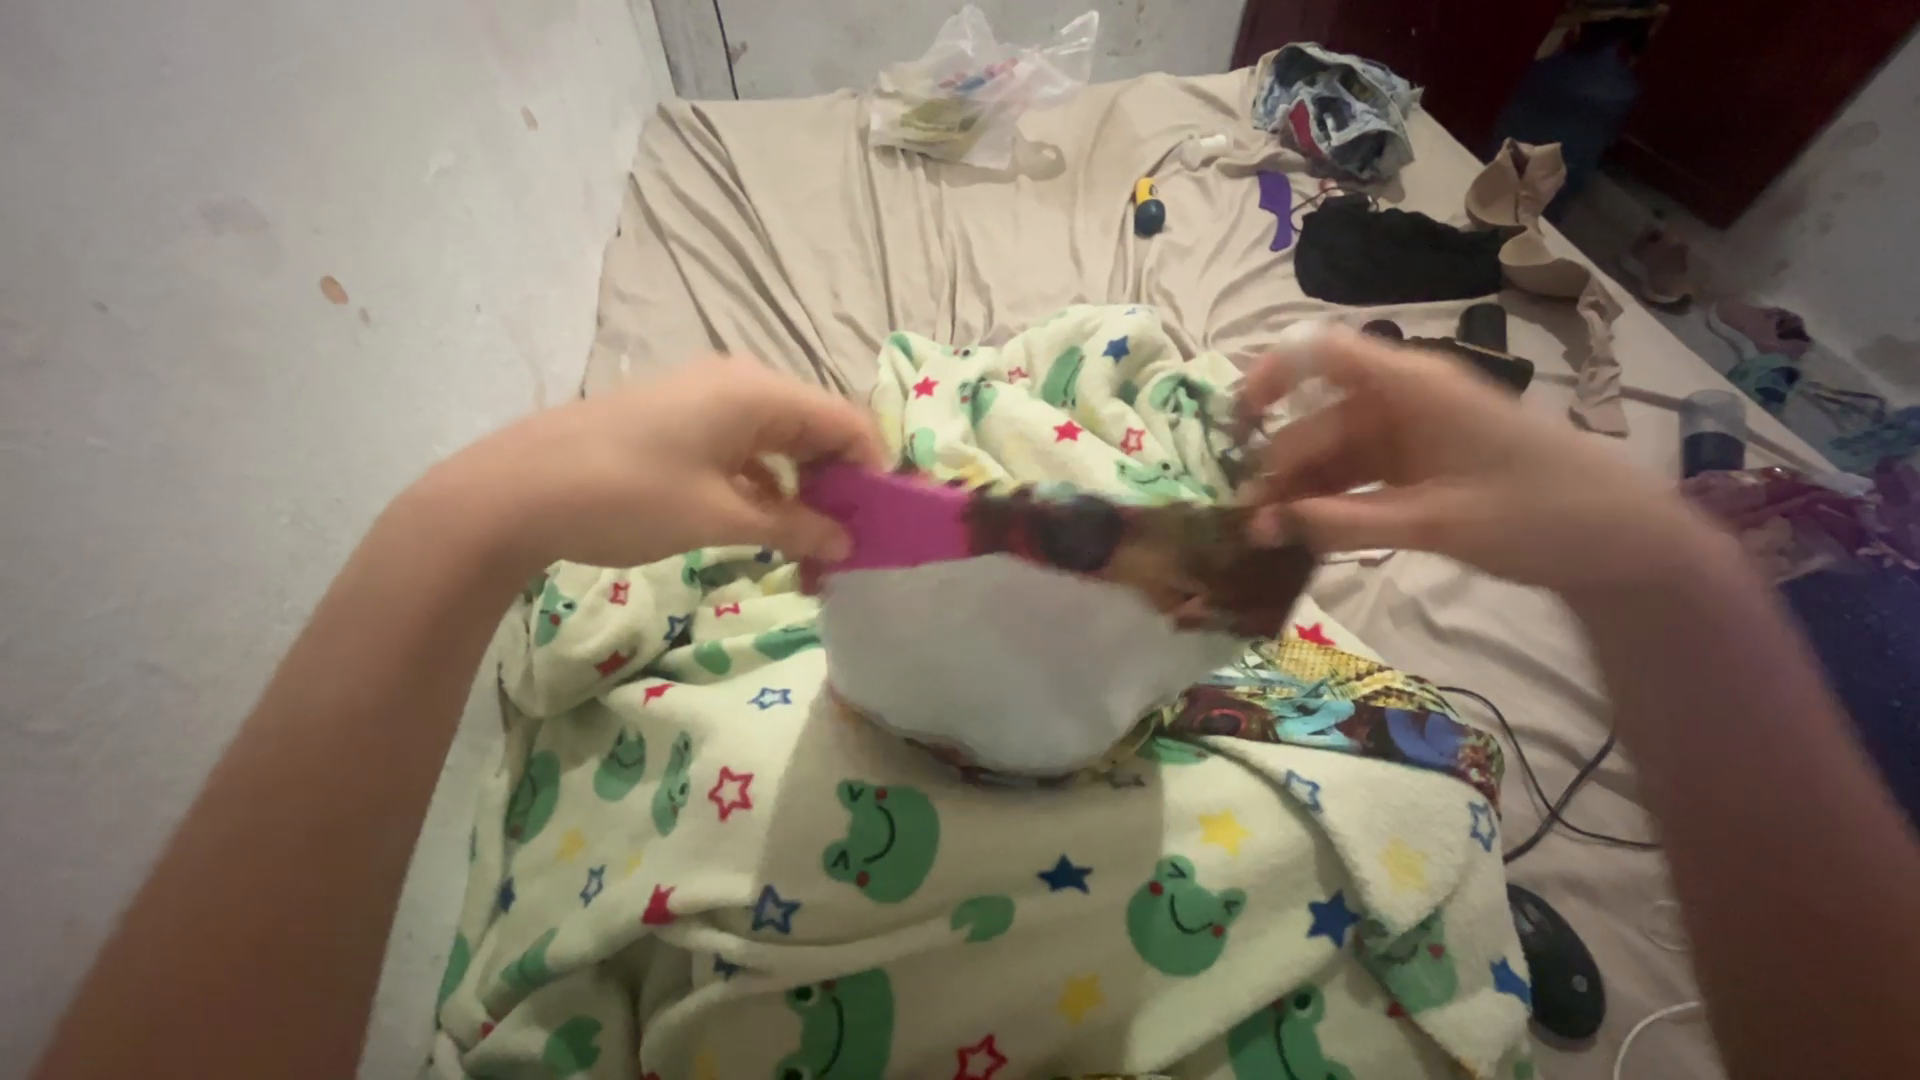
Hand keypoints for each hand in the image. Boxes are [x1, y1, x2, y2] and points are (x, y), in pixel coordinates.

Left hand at [418, 357, 885, 570]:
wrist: (515, 491)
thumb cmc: (628, 496)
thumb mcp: (719, 518)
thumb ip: (793, 527)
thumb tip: (846, 544)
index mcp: (757, 393)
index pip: (844, 421)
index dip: (873, 469)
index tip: (885, 521)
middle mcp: (739, 385)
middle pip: (815, 429)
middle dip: (838, 486)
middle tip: (851, 543)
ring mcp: (707, 401)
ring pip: (780, 443)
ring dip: (802, 492)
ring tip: (814, 548)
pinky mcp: (682, 424)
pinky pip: (746, 450)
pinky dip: (765, 487)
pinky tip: (769, 528)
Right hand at [1237, 322, 1719, 591]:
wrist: (1621, 541)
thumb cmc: (1538, 513)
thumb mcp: (1433, 521)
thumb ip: (1340, 523)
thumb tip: (1257, 527)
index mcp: (1411, 387)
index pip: (1320, 353)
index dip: (1268, 377)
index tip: (1232, 426)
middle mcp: (1401, 401)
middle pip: (1315, 417)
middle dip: (1275, 463)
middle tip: (1246, 517)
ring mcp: (1407, 435)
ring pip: (1328, 451)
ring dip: (1296, 489)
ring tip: (1266, 534)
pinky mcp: (1414, 467)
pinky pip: (1352, 476)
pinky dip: (1326, 501)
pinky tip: (1303, 533)